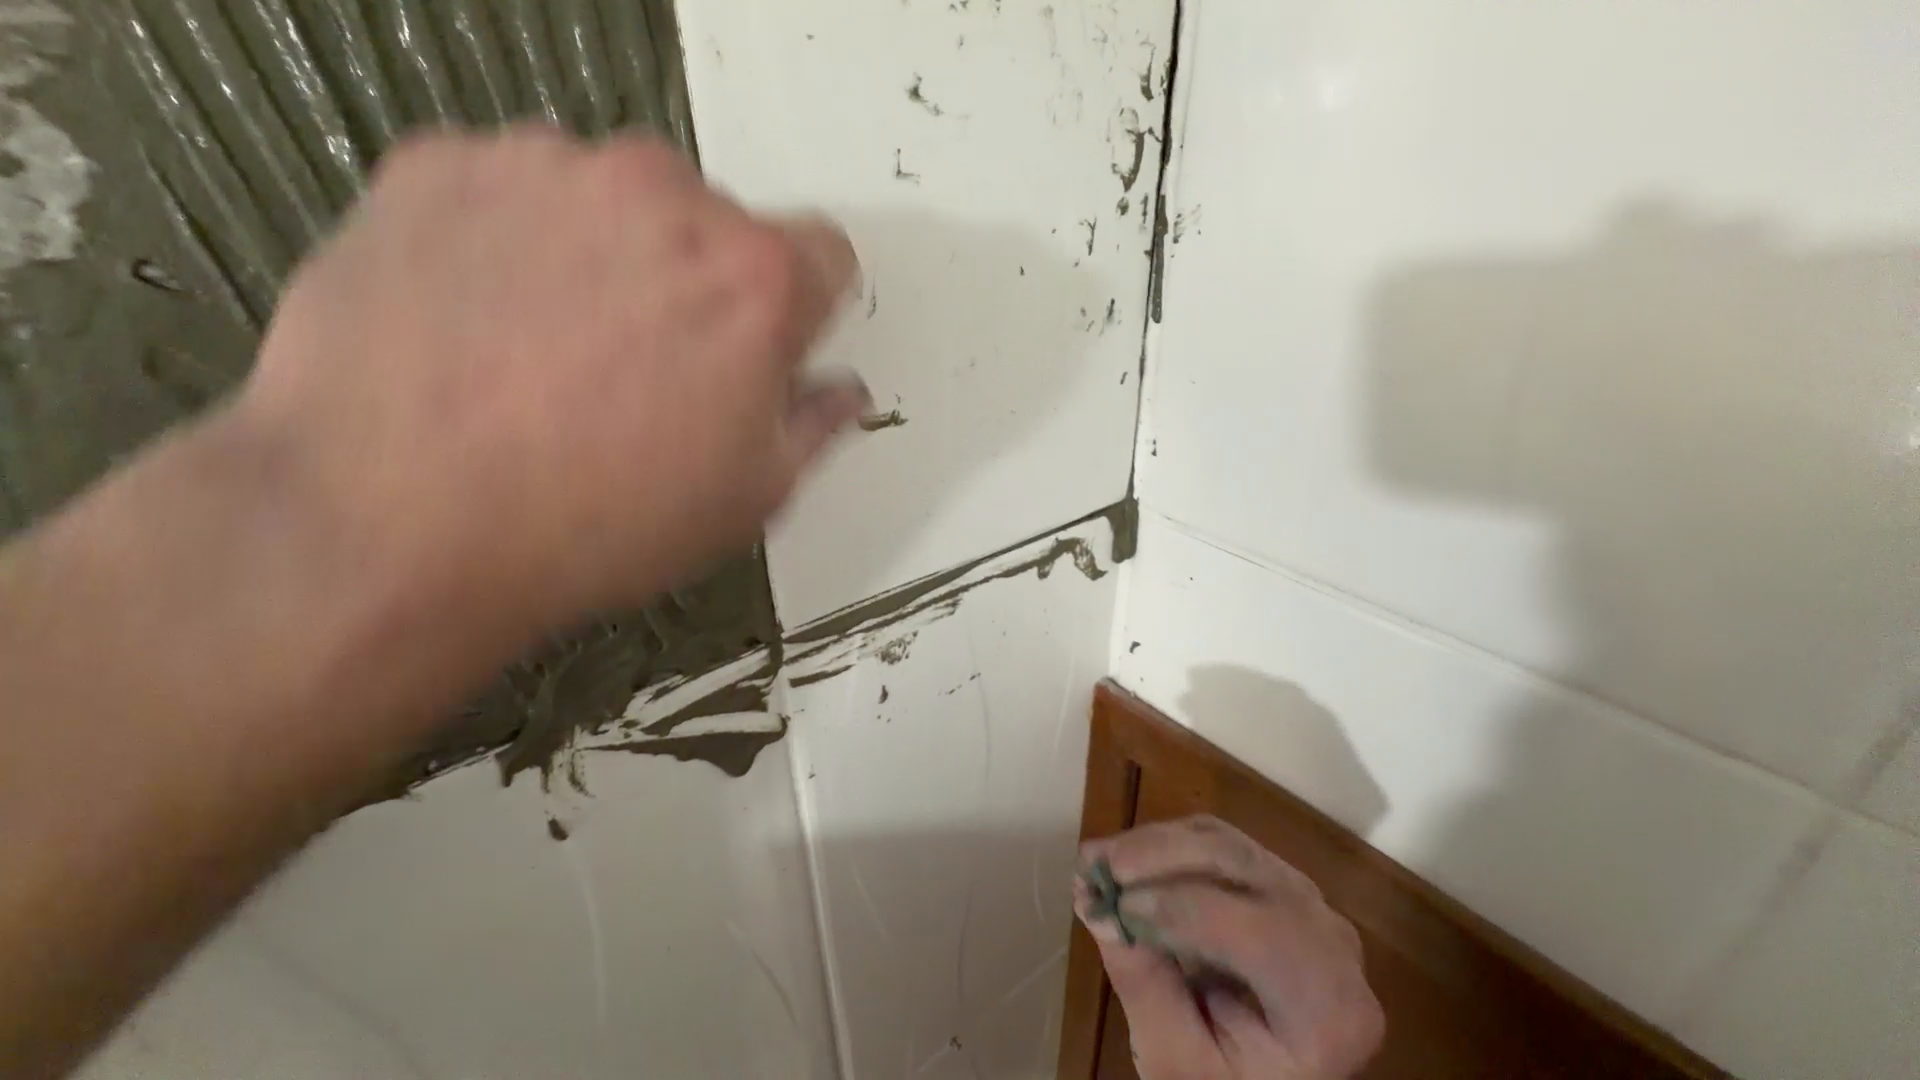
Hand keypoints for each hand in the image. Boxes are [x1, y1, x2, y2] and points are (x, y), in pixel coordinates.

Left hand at [234, 127, 867, 631]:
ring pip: (615, 200)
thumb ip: (813, 426)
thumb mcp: (747, 499)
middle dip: (701, 282)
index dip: (800, 312)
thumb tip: (839, 390)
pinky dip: (513, 240)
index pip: (823, 255)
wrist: (390, 527)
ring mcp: (545, 169)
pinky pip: (512, 191)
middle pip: (717, 223)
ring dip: (608, 255)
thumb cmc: (597, 524)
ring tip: (552, 349)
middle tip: (646, 367)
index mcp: (756, 278)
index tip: (758, 355)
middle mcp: (664, 195)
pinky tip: (482, 321)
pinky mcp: (440, 165)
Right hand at [1075, 816, 1383, 1079]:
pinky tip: (1122, 860)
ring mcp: (1307, 904)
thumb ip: (1146, 987)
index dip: (1187, 910)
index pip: (1265, 935)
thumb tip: (1099, 908)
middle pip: (1247, 870)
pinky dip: (1166, 846)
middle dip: (1163, 856)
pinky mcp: (1276, 883)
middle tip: (1095, 863)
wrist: (1259, 1079)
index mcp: (1330, 1009)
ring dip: (1155, 845)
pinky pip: (1221, 844)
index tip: (1117, 907)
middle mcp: (1332, 941)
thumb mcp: (1177, 1062)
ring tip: (1096, 859)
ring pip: (1229, 844)